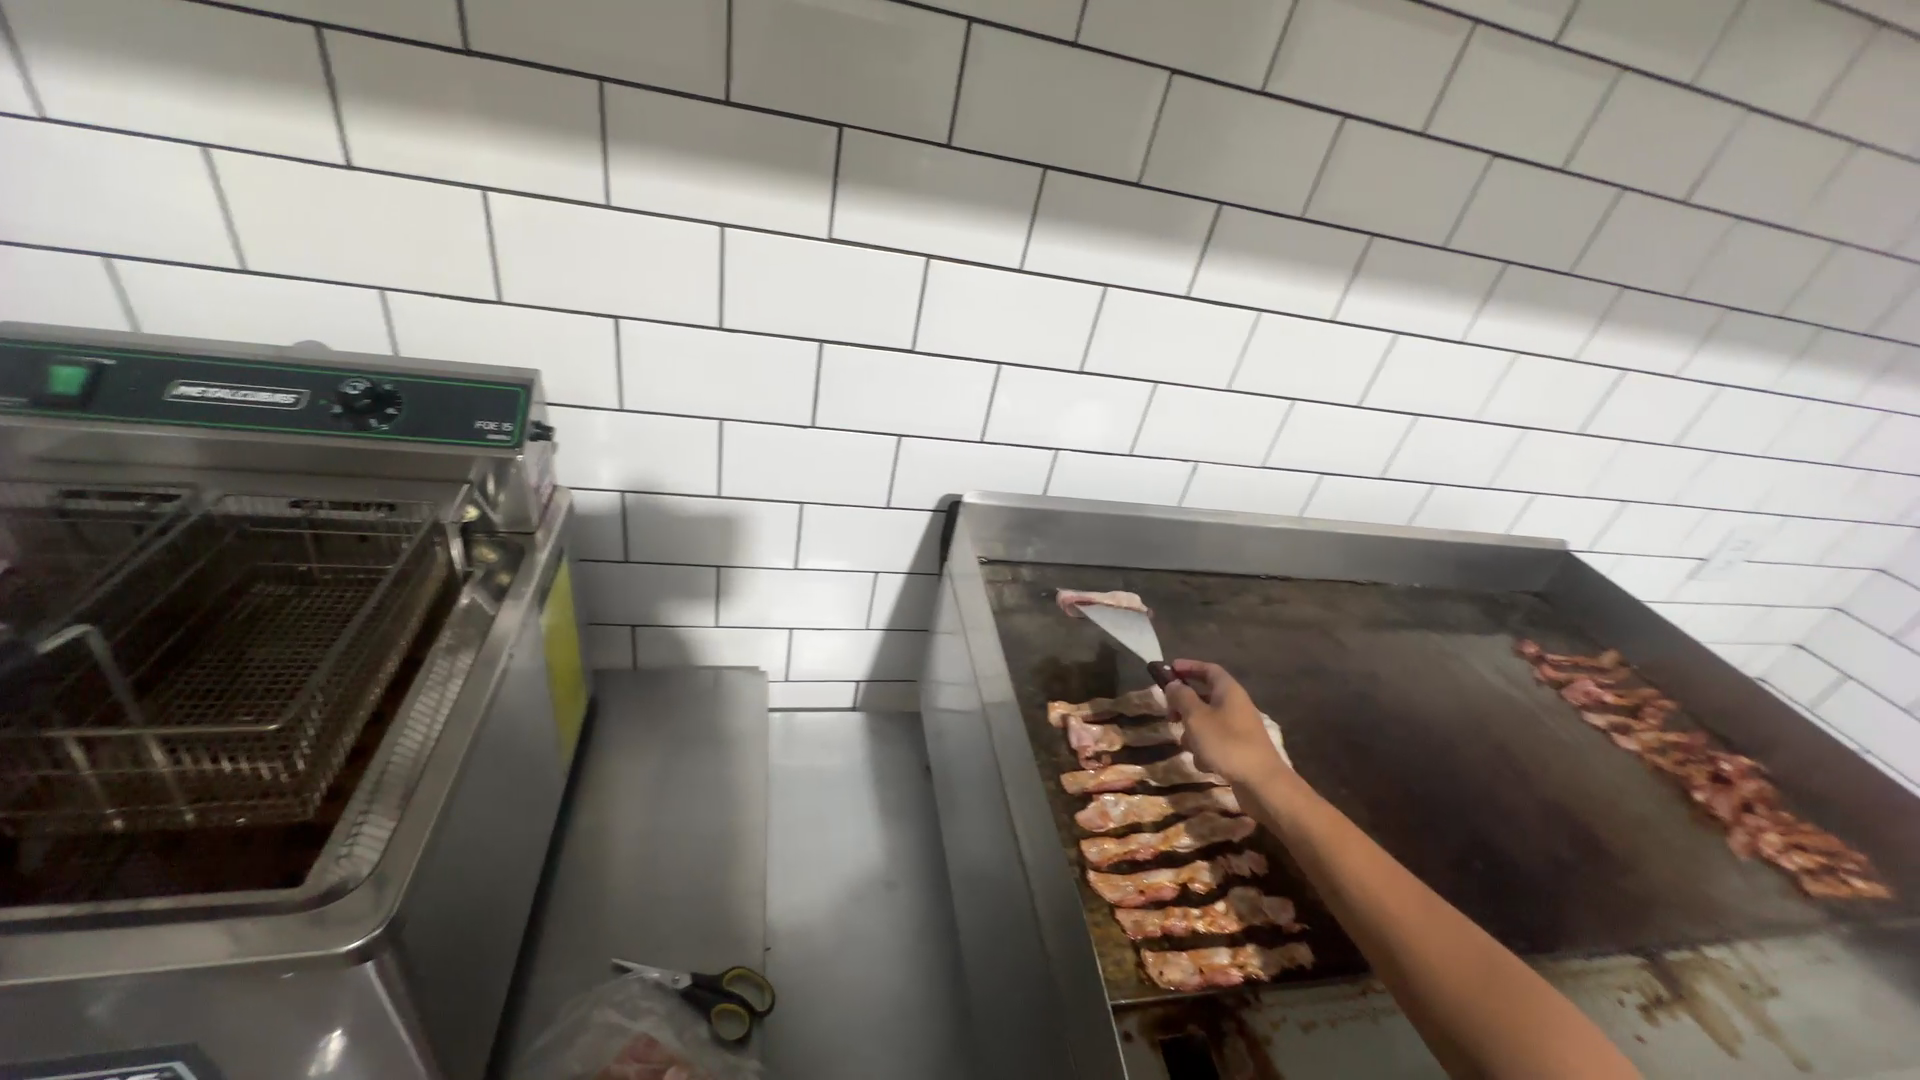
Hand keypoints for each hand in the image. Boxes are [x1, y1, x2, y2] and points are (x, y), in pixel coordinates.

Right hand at [1165, 659, 1290, 786]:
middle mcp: (1236, 705)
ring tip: (1189, 746)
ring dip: (1193, 733)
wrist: (1261, 782)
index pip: (1208, 669)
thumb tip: (1174, 684)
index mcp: (1229, 691)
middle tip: (1170, 715)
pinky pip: (1214, 742)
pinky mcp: (1239, 748)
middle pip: (1204, 697)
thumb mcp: (1196, 717)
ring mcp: (1239, 728)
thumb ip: (1182, 697)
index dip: (1189, 667)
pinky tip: (1206, 763)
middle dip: (1185, 707)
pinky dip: (1206, 750)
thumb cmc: (1226, 743)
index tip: (1170, 669)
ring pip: (1206, 722)